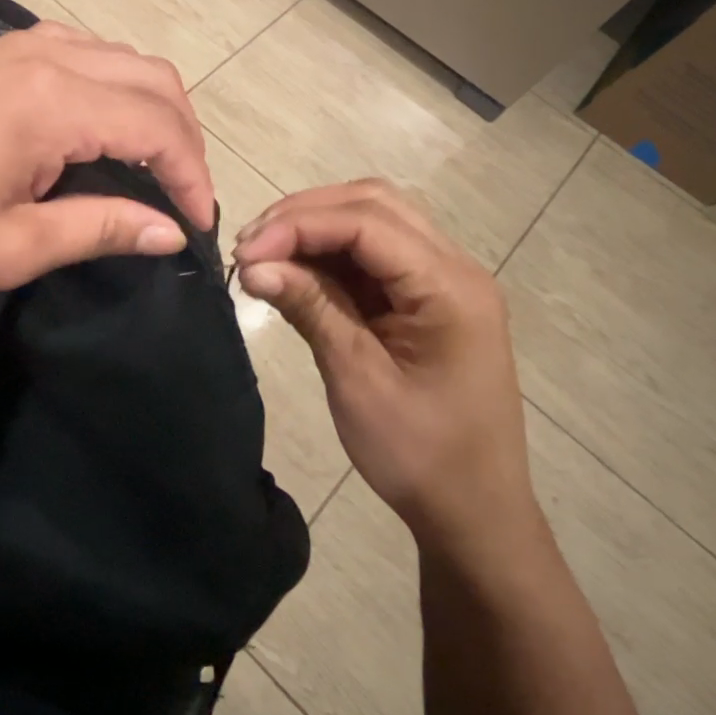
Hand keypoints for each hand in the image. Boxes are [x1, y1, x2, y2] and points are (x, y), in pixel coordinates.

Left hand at [0, 22, 215, 292]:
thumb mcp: (12, 245)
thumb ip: (100, 228)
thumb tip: (170, 232)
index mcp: (54, 101)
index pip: (160, 126)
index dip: (191, 177)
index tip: (194, 225)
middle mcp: (46, 56)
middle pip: (153, 79)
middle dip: (182, 138)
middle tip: (179, 196)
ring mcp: (17, 45)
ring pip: (120, 58)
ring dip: (149, 108)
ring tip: (147, 167)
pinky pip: (81, 52)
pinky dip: (110, 86)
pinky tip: (96, 128)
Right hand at [231, 181, 539, 559]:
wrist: (472, 510)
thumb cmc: (417, 454)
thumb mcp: (356, 379)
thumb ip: (310, 308)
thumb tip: (253, 263)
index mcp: (450, 288)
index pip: (367, 222)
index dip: (297, 226)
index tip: (243, 253)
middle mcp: (456, 269)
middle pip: (375, 204)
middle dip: (304, 215)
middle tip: (248, 247)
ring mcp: (445, 282)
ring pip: (376, 220)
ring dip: (316, 227)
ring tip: (263, 255)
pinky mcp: (427, 300)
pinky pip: (376, 254)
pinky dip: (331, 253)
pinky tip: (293, 271)